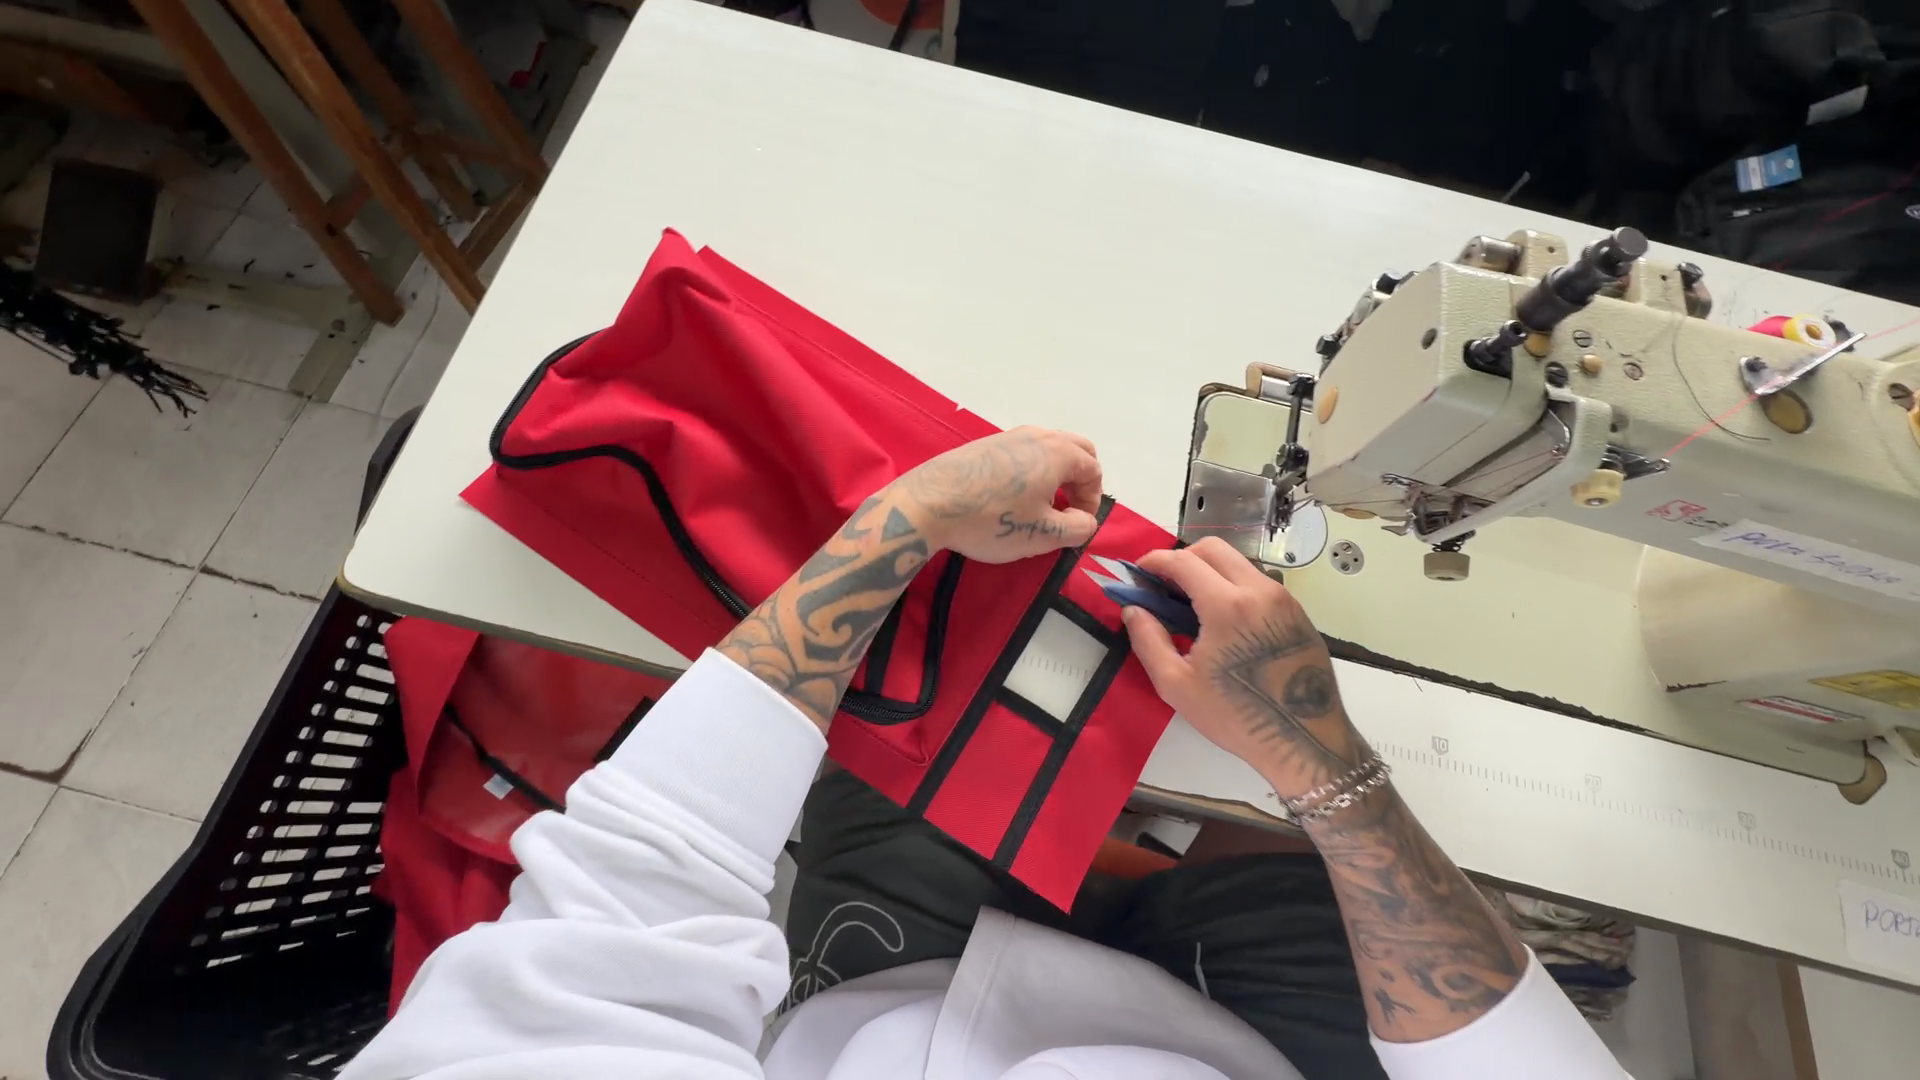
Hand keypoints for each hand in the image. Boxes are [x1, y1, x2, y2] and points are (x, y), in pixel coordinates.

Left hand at [887, 427, 1103, 562]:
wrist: (929, 504)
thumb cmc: (992, 520)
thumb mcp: (1043, 534)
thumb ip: (1078, 528)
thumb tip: (1084, 520)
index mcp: (1058, 452)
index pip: (1094, 470)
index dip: (1092, 501)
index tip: (1076, 526)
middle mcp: (1037, 435)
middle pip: (1076, 450)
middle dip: (1080, 481)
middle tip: (1066, 511)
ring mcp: (1008, 436)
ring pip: (1048, 449)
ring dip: (1055, 476)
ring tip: (1039, 507)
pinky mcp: (985, 445)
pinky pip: (1023, 453)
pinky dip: (1031, 472)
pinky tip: (1010, 499)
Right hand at [1123, 537, 1369, 799]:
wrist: (1306, 742)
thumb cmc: (1235, 716)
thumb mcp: (1176, 684)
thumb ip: (1148, 639)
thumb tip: (1134, 609)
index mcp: (1227, 605)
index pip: (1183, 561)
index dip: (1154, 561)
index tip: (1138, 571)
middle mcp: (1259, 590)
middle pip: (1213, 549)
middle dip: (1181, 558)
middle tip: (1163, 584)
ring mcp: (1284, 599)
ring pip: (1238, 563)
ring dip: (1209, 571)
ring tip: (1190, 603)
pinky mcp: (1299, 613)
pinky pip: (1257, 583)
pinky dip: (1232, 585)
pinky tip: (1222, 619)